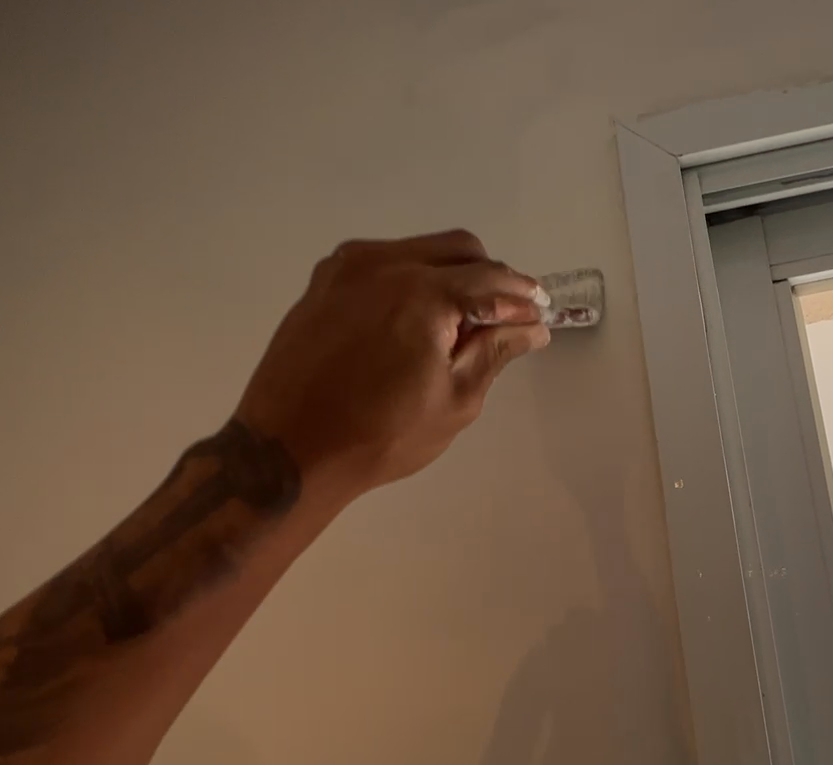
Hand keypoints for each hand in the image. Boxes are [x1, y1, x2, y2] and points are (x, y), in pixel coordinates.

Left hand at [232, 230, 550, 502]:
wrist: (291, 449)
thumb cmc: (384, 434)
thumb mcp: (457, 399)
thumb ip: (496, 350)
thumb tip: (532, 325)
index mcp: (421, 293)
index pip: (491, 278)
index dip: (523, 295)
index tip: (541, 314)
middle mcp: (383, 263)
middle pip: (459, 248)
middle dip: (491, 279)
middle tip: (505, 320)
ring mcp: (347, 268)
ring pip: (421, 251)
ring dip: (452, 277)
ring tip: (461, 327)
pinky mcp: (325, 281)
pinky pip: (385, 263)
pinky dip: (413, 281)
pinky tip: (417, 323)